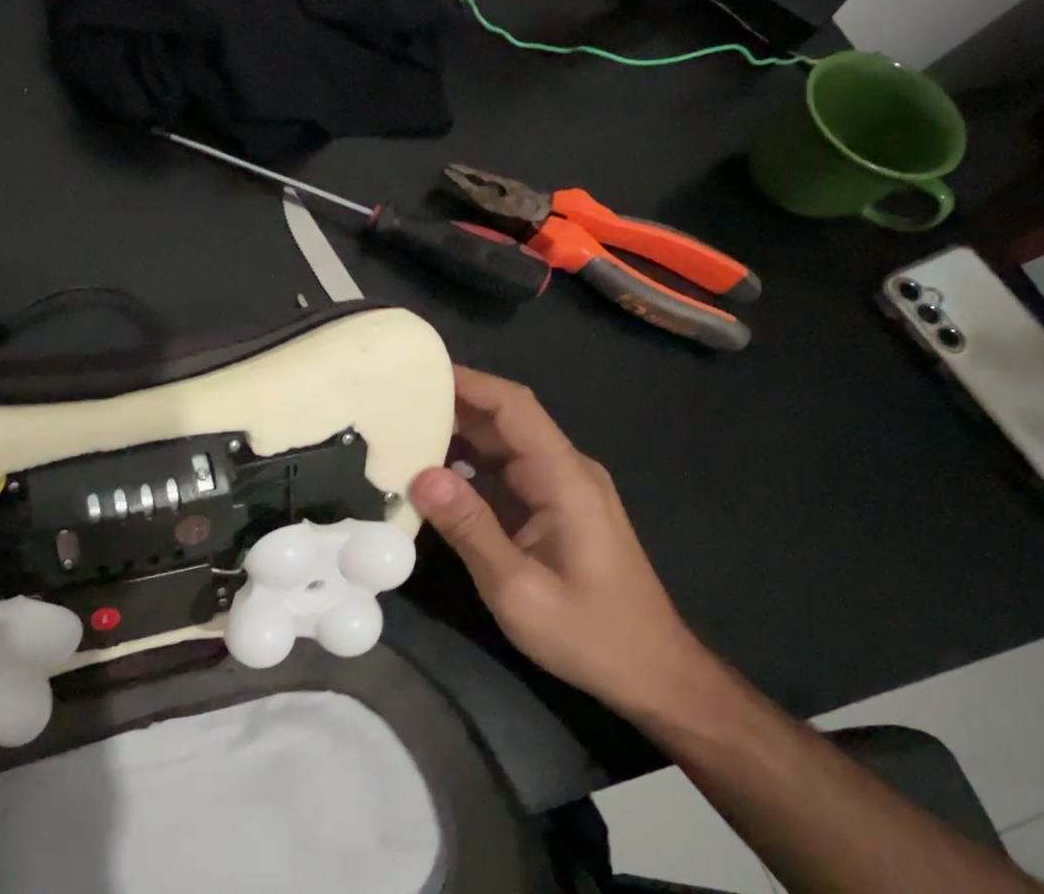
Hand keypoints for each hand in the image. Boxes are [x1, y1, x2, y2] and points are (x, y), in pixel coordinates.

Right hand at [409, 367, 705, 712]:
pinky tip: (429, 474)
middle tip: (390, 400)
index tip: (415, 370)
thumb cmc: (590, 633)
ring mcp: (562, 490)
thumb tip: (419, 476)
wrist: (652, 674)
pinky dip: (467, 465)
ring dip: (456, 433)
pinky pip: (505, 472)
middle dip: (450, 403)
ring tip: (399, 429)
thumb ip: (469, 528)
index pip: (513, 407)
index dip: (467, 381)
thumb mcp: (518, 588)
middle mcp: (566, 471)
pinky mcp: (554, 510)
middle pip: (505, 418)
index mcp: (564, 478)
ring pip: (503, 444)